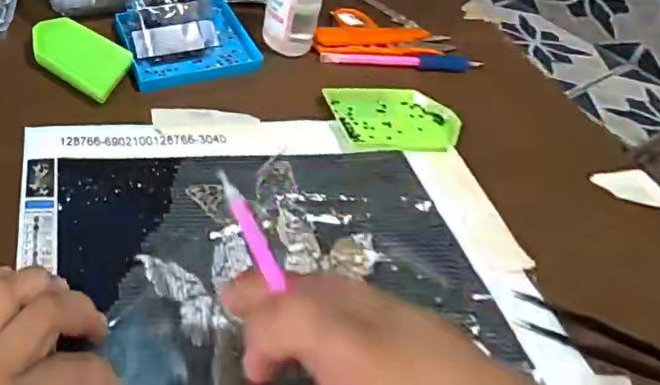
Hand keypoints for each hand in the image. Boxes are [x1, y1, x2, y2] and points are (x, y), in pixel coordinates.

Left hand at [0, 264, 115, 384]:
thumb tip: (87, 381)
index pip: (74, 374)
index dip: (104, 373)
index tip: (114, 377)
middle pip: (44, 313)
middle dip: (80, 309)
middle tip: (95, 323)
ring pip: (6, 288)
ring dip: (38, 280)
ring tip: (59, 289)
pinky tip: (7, 278)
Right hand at [221, 270, 528, 384]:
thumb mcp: (355, 375)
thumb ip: (315, 366)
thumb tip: (274, 365)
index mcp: (354, 344)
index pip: (284, 314)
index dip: (255, 338)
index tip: (251, 375)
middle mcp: (376, 315)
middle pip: (305, 283)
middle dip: (262, 287)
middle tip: (229, 299)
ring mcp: (407, 316)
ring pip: (333, 282)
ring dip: (294, 290)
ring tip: (270, 307)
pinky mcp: (430, 326)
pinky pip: (363, 296)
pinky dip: (331, 299)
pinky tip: (329, 325)